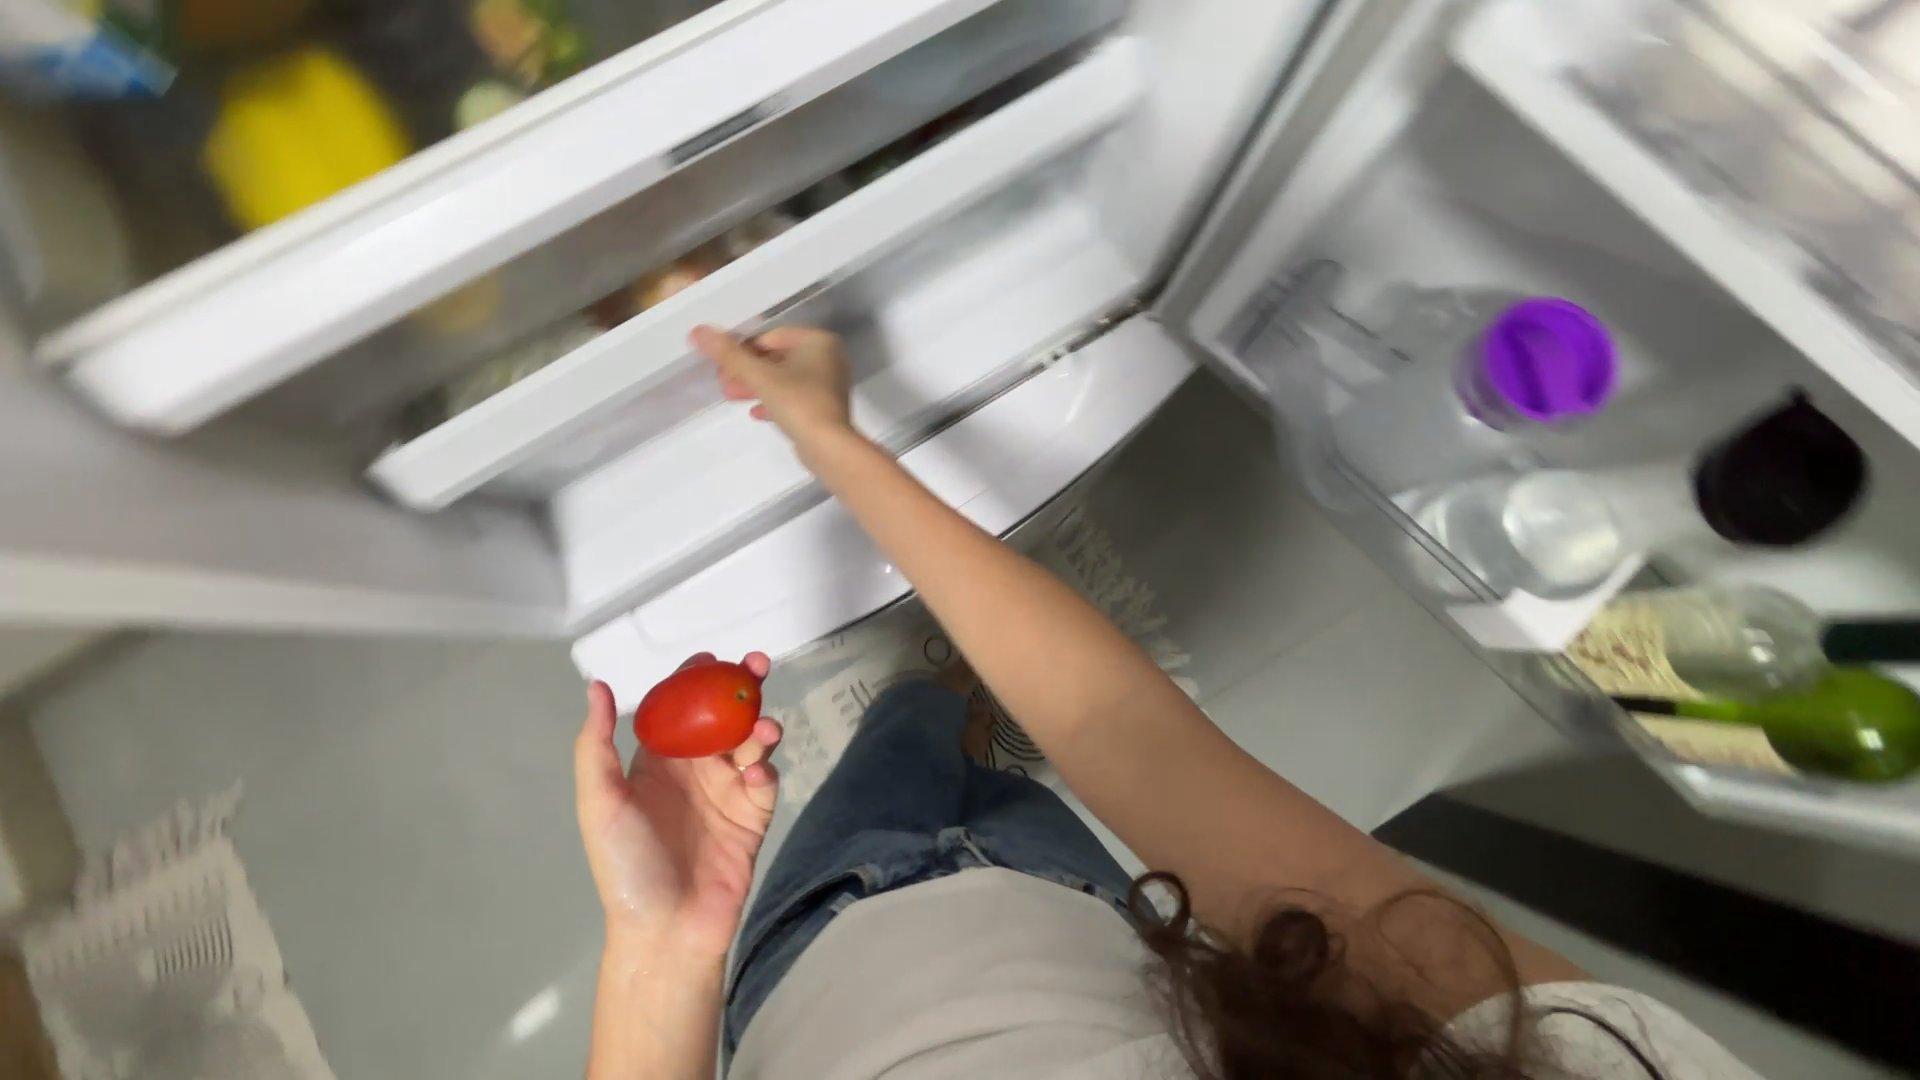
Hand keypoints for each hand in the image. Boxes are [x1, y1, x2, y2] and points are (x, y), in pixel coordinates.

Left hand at [574, 654, 782, 956]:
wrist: (666, 929)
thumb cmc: (626, 864)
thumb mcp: (600, 803)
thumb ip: (596, 745)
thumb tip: (595, 684)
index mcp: (658, 762)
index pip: (680, 709)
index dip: (695, 680)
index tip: (711, 658)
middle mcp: (696, 769)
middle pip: (723, 716)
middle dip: (742, 689)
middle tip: (758, 665)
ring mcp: (728, 789)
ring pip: (750, 741)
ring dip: (760, 726)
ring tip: (764, 727)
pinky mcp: (754, 813)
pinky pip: (766, 780)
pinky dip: (765, 770)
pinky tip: (755, 775)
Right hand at [691, 324, 853, 448]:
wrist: (828, 447)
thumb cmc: (797, 403)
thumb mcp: (759, 376)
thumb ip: (728, 354)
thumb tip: (698, 330)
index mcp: (818, 342)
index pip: (772, 337)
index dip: (743, 350)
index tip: (722, 364)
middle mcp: (828, 359)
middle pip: (777, 359)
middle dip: (748, 371)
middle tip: (723, 381)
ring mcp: (828, 385)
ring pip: (784, 380)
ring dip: (756, 387)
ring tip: (730, 396)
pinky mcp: (824, 409)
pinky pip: (794, 399)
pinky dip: (774, 403)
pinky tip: (755, 413)